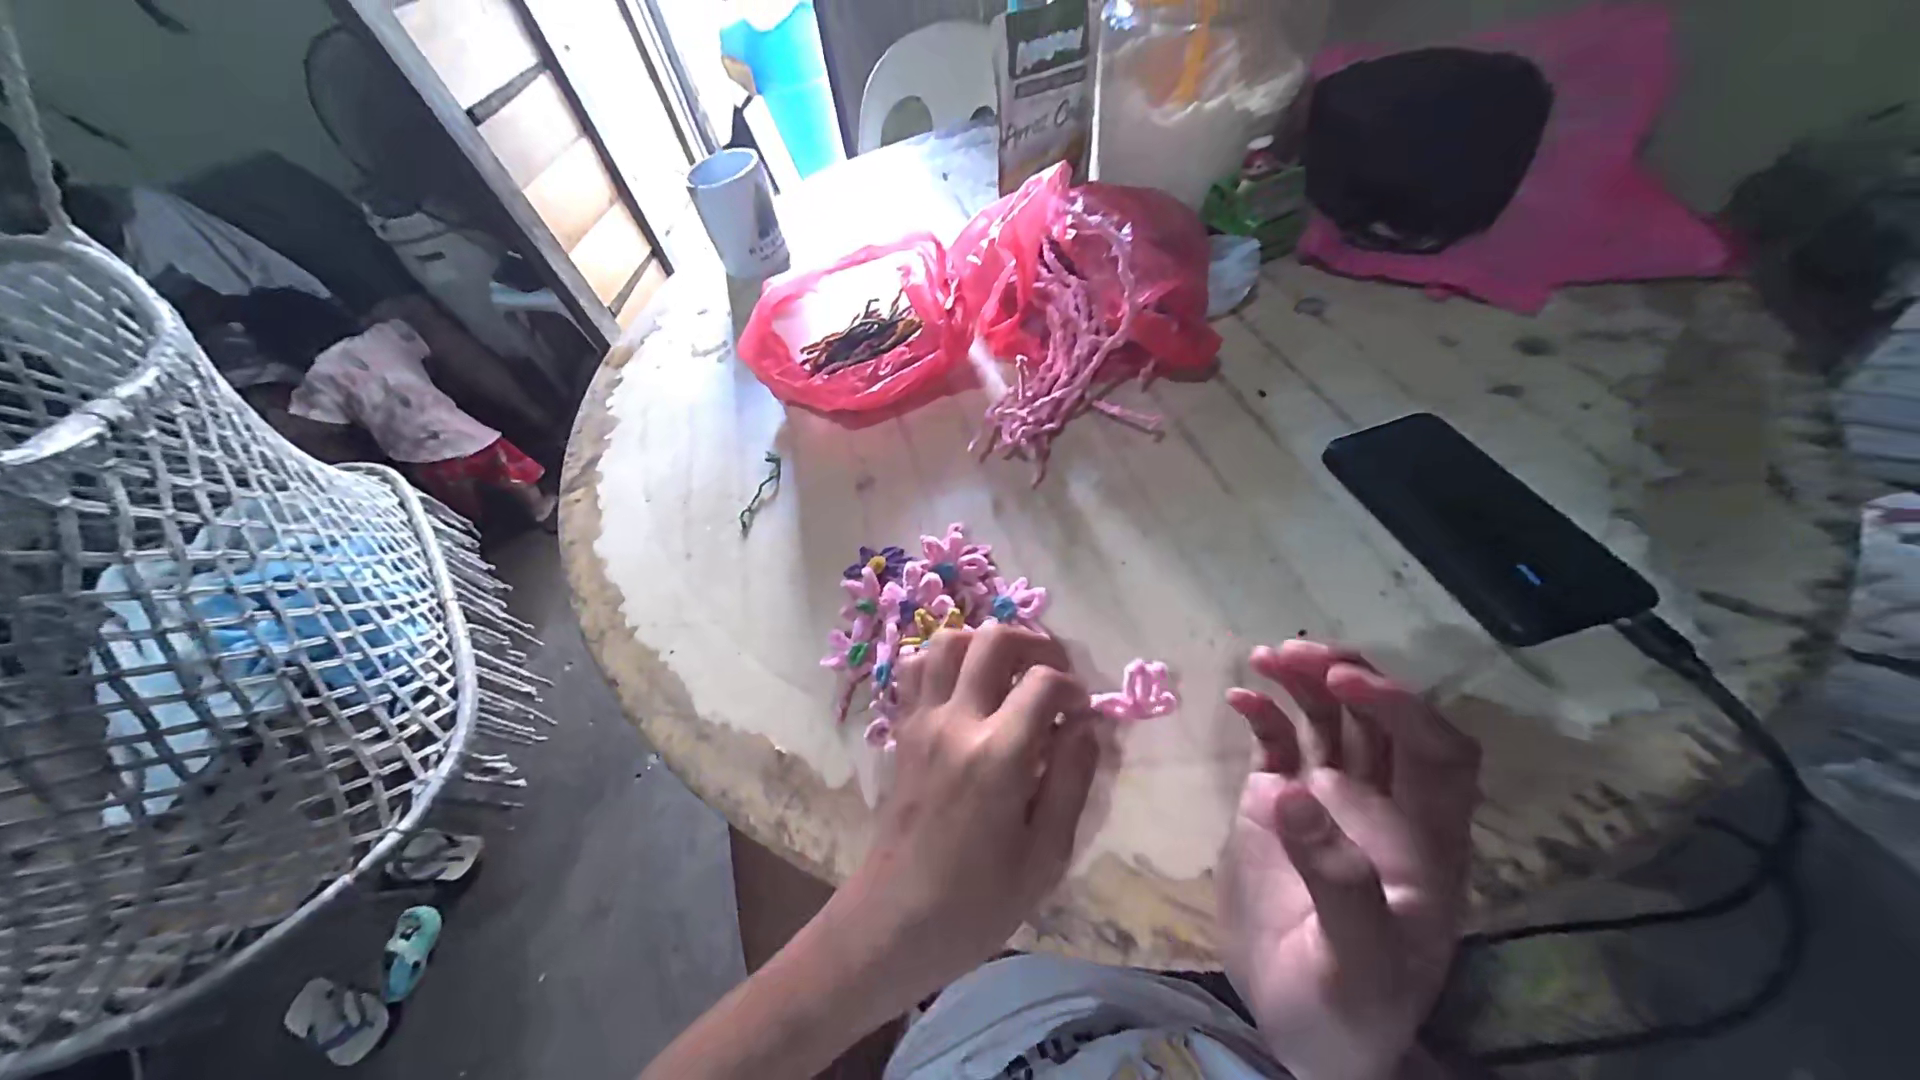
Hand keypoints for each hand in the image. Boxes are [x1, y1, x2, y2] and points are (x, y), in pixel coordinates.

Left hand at [829, 624, 1098, 1000]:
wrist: (897, 917)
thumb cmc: (980, 899)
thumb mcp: (1046, 853)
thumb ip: (1072, 779)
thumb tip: (1087, 724)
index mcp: (998, 754)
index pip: (1044, 681)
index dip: (1074, 688)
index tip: (1082, 713)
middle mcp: (956, 722)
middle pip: (993, 640)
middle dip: (1035, 643)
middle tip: (1053, 672)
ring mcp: (922, 720)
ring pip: (948, 641)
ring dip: (985, 644)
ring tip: (1009, 672)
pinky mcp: (903, 729)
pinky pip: (915, 668)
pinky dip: (943, 661)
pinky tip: (965, 688)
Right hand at [1218, 641, 1481, 1079]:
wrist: (1296, 1030)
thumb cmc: (1346, 1010)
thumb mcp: (1355, 963)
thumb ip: (1335, 880)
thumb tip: (1289, 791)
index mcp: (1424, 842)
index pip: (1437, 752)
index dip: (1402, 706)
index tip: (1346, 682)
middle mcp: (1381, 808)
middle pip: (1379, 719)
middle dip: (1346, 674)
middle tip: (1295, 652)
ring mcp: (1325, 803)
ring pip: (1329, 721)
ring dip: (1303, 682)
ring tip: (1265, 657)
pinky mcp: (1275, 806)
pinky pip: (1275, 746)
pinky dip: (1262, 715)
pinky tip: (1240, 699)